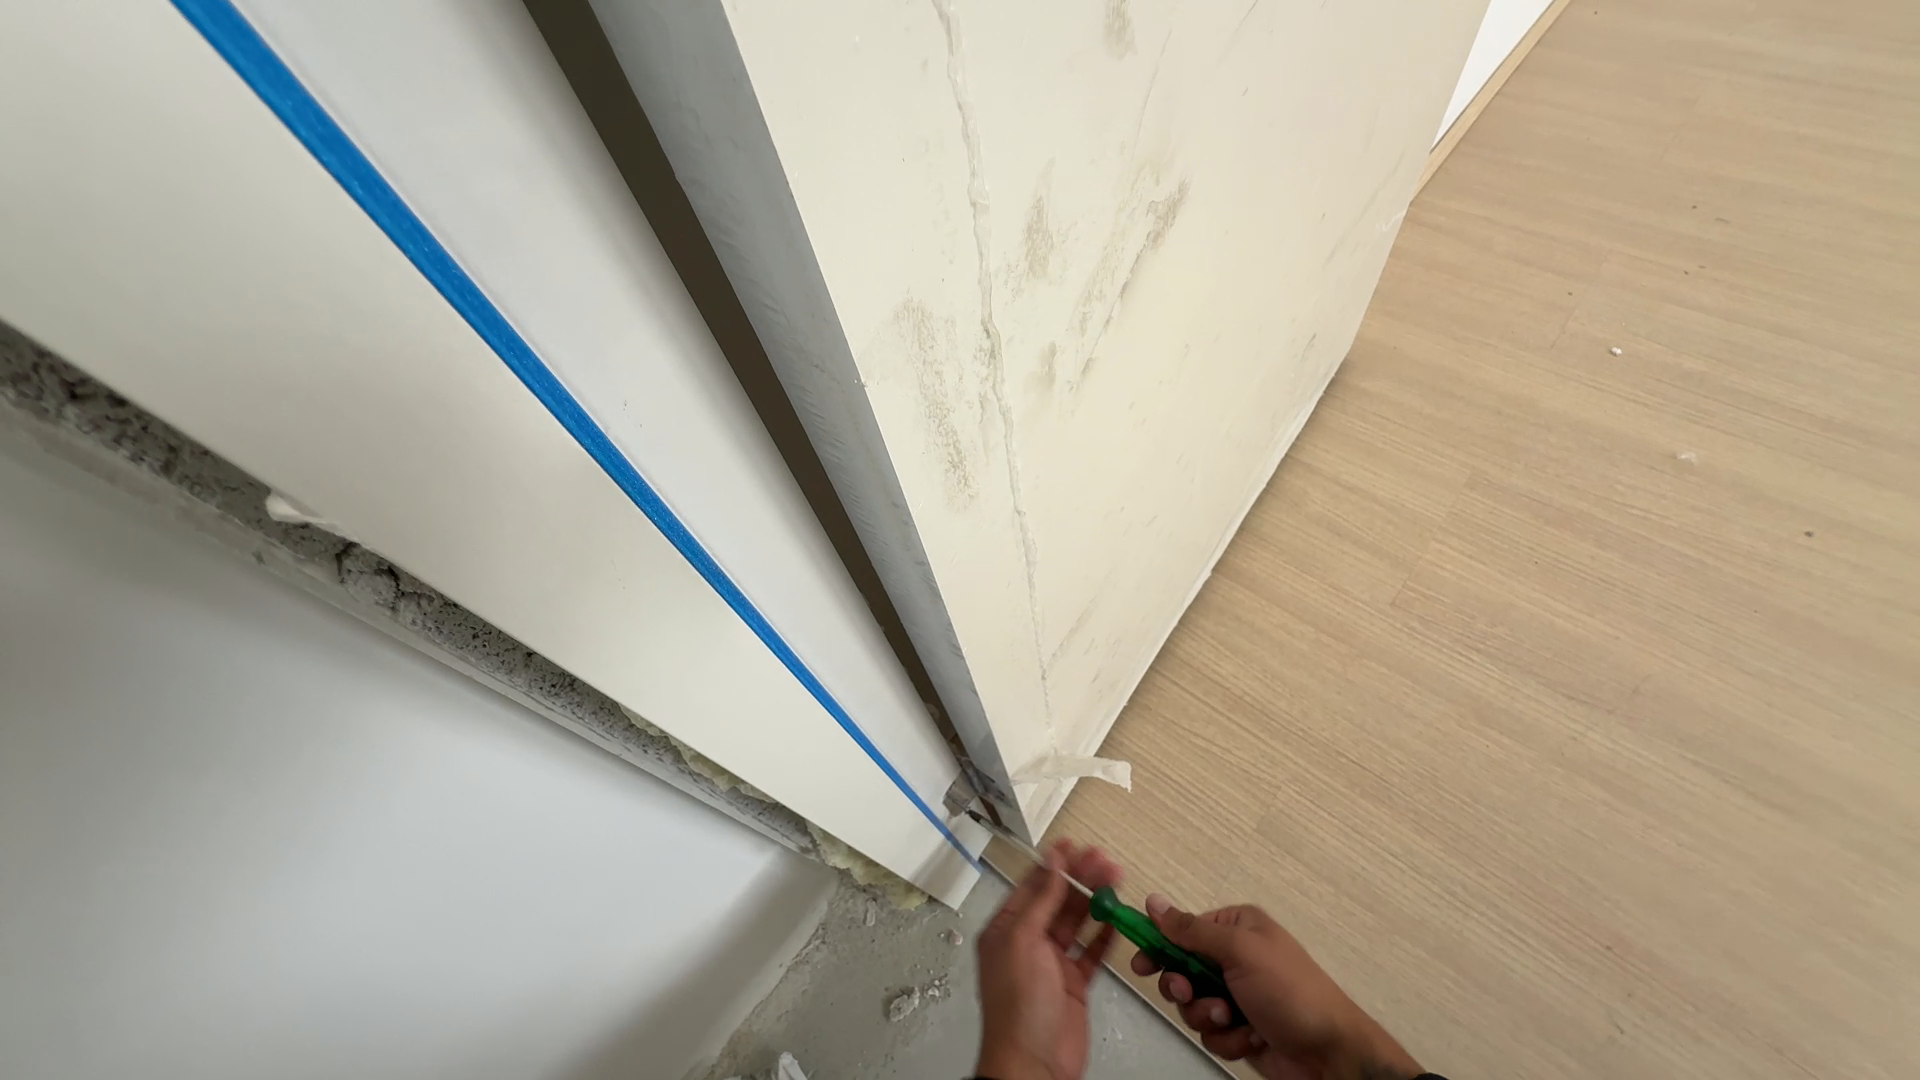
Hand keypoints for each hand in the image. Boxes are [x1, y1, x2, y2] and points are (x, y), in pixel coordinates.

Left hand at [973, 840, 1121, 1079]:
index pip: (1032, 885)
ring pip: (1076, 921)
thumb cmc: (1018, 1006)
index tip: (1075, 845)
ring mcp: (1052, 962)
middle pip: (1057, 899)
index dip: (1054, 864)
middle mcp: (1028, 941)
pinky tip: (1117, 917)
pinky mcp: (1073, 983)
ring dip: (1095, 900)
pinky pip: (1091, 952)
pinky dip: (1104, 934)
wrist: (1034, 1065)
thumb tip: (1053, 862)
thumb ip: (1041, 899)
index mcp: (1006, 928)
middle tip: (1105, 860)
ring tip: (1116, 879)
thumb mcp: (1024, 941)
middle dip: (1080, 878)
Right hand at [1131, 896, 1422, 1079]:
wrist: (1331, 1055)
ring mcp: (1237, 994)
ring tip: (1231, 1020)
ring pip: (1192, 1003)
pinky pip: (1210, 1030)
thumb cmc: (1287, 991)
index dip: (1158, 945)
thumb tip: (1152, 901)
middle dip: (1183, 986)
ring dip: (1207, 1015)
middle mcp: (1234, 957)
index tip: (1141, 964)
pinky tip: (1249, 1038)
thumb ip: (1191, 929)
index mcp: (1235, 927)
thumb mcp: (1239, 951)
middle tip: (1187, 993)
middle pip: (1181, 967)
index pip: (1182, 928)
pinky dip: (1226, 1038)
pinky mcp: (1239, 1028)